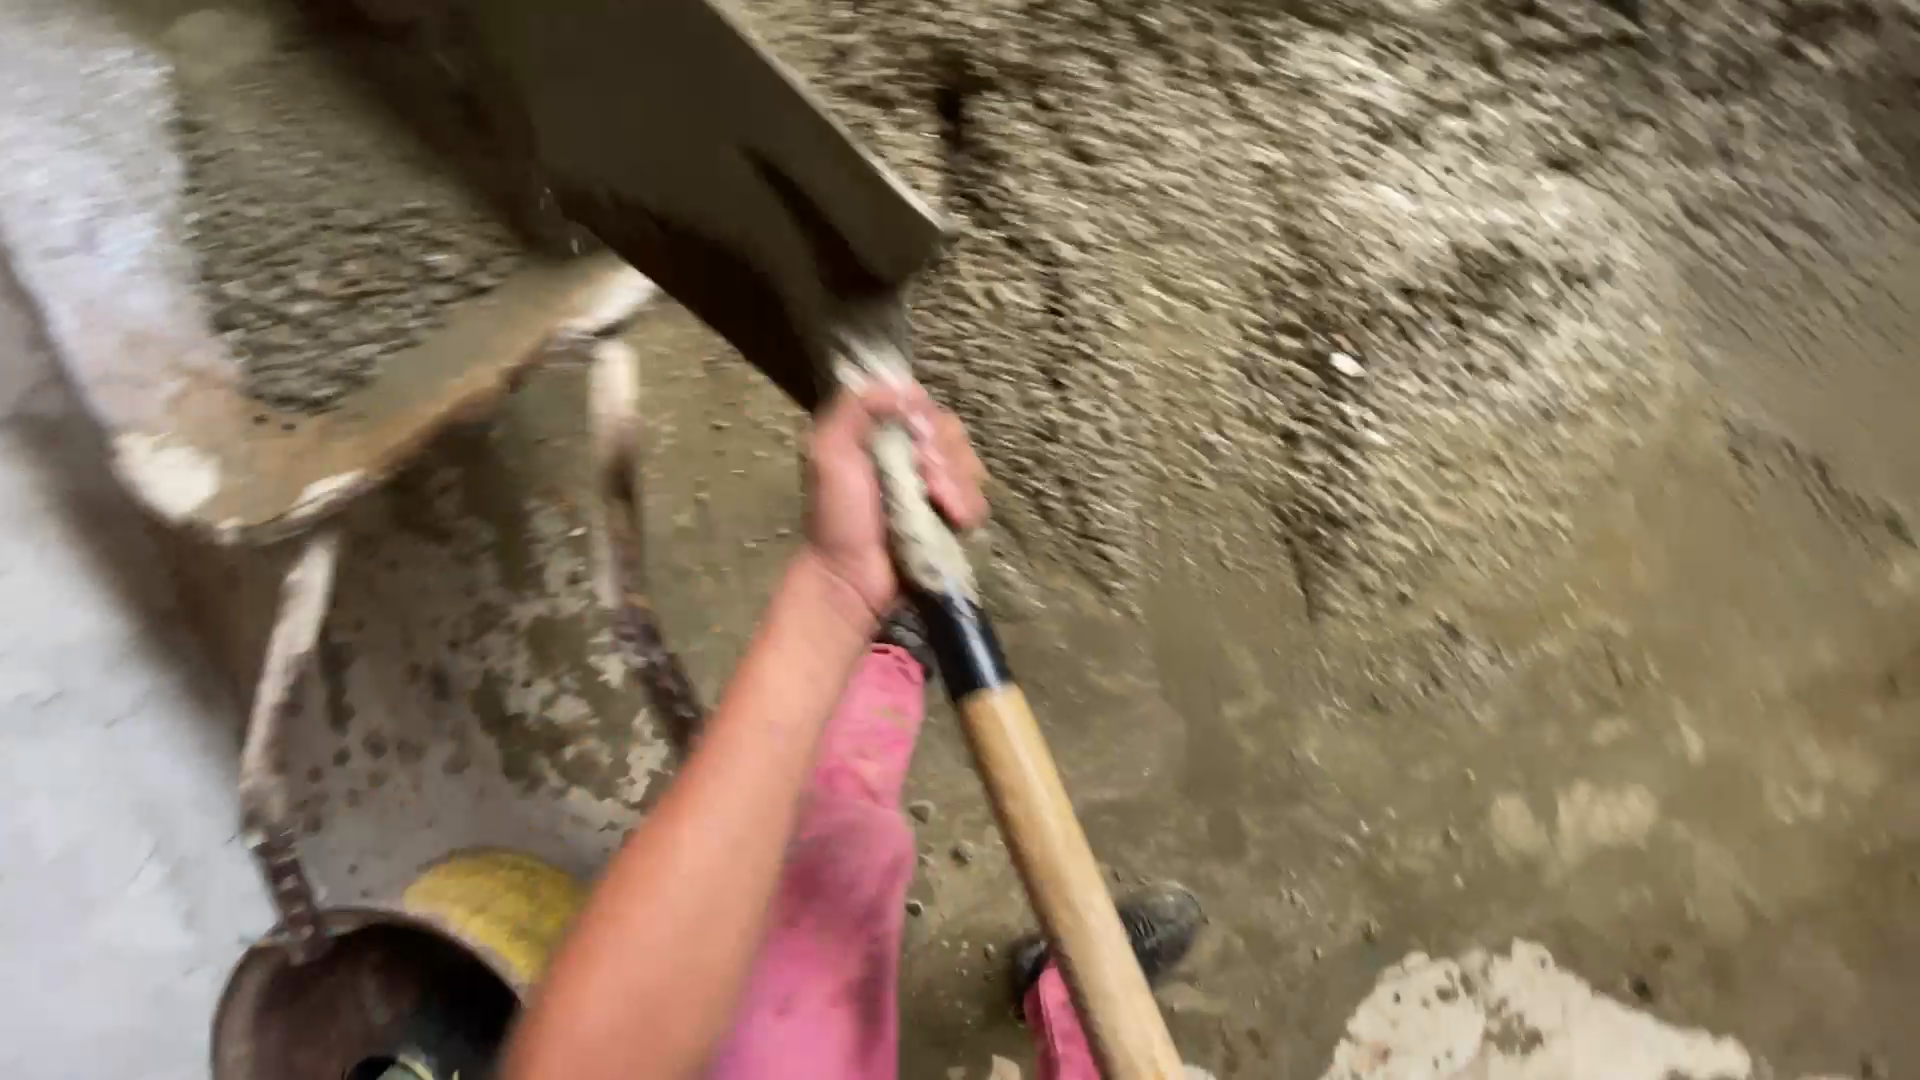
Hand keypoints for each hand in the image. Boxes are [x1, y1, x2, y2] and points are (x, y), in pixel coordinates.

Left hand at [802, 381, 988, 622]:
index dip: (926, 422)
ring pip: (969, 464)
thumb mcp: (828, 451)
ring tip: (942, 509)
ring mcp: (932, 487)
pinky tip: (954, 522)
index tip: (918, 443)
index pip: (921, 406)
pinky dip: (969, 507)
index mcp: (879, 434)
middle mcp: (907, 455)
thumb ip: (856, 407)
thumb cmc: (836, 517)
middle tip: (928, 485)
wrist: (852, 579)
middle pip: (951, 433)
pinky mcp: (949, 517)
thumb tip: (906, 388)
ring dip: (959, 486)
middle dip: (944, 460)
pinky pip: (977, 498)